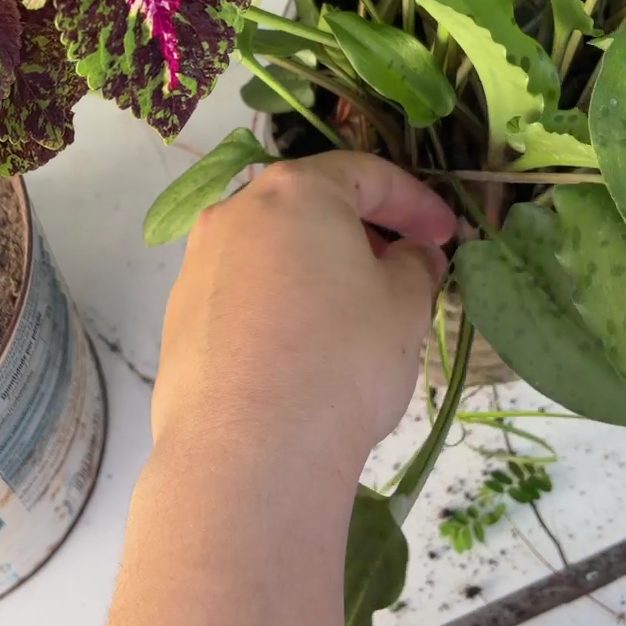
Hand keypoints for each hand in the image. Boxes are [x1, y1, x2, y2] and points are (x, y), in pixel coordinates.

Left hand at [153, 152, 455, 476]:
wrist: (246, 451)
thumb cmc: (341, 360)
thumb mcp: (404, 306)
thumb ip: (415, 264)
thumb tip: (412, 253)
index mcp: (293, 191)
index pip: (364, 174)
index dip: (415, 200)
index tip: (446, 235)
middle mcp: (236, 211)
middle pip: (310, 204)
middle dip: (363, 229)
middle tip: (401, 271)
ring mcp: (199, 260)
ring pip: (272, 245)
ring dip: (318, 263)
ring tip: (352, 310)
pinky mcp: (180, 309)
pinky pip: (242, 286)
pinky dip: (278, 296)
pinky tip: (299, 344)